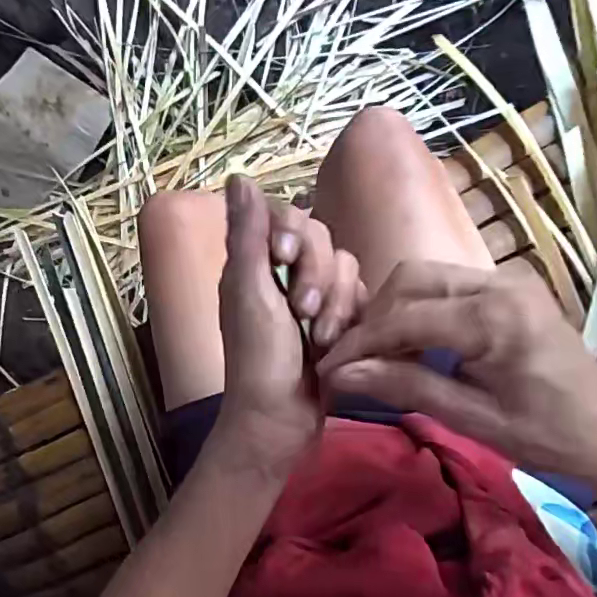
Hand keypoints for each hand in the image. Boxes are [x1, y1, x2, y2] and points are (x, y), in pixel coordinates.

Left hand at [215, 175, 363, 464]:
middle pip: (322, 239)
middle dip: (316, 275)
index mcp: (255, 263)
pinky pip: (360, 297)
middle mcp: (284, 274)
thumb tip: (237, 176)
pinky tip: (338, 344)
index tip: (282, 259)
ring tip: (321, 339)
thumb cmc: (258, 359)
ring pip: (346, 268)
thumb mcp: (250, 293)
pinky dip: (351, 319)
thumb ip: (248, 234)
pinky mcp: (338, 320)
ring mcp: (313, 297)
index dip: (293, 232)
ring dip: (335, 304)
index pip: (288, 215)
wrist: (282, 420)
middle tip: (302, 313)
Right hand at [316, 261, 596, 485]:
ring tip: (375, 355)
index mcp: (495, 317)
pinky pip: (448, 288)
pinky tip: (410, 344)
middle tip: (351, 360)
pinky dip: (420, 310)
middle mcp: (500, 283)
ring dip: (394, 312)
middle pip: (411, 280)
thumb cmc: (549, 437)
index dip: (360, 343)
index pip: (405, 317)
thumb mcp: (474, 419)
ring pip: (427, 278)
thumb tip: (343, 373)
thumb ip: (407, 387)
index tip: (328, 368)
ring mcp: (507, 280)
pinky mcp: (509, 289)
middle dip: (374, 319)